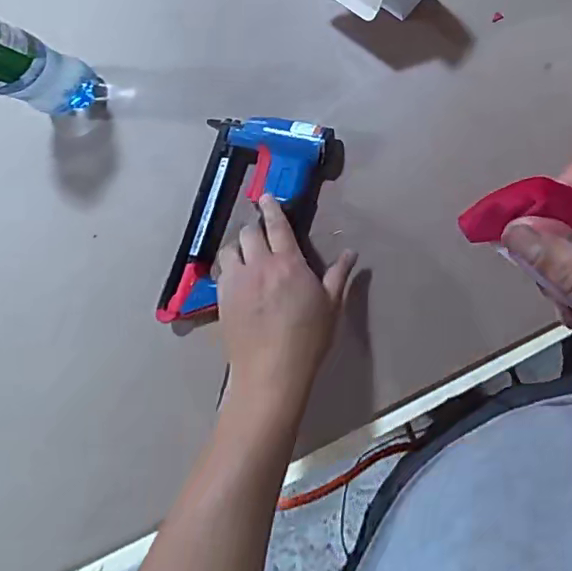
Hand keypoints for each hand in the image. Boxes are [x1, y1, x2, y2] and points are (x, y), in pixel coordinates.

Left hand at [217, 195, 356, 404]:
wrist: (271, 373)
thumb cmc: (308, 338)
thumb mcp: (331, 305)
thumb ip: (338, 274)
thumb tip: (351, 253)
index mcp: (288, 263)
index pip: (277, 225)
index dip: (272, 208)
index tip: (266, 197)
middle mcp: (259, 266)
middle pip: (249, 233)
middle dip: (255, 227)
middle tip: (261, 232)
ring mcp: (237, 283)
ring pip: (229, 250)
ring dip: (238, 247)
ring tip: (246, 254)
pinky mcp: (223, 300)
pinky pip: (221, 272)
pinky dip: (228, 268)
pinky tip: (236, 277)